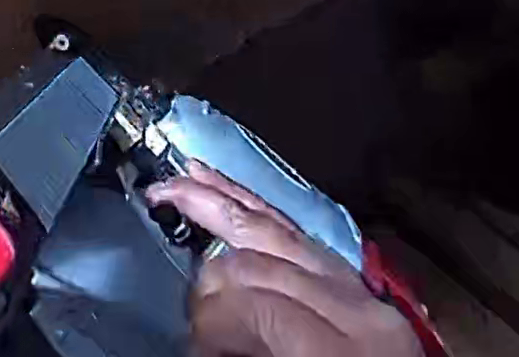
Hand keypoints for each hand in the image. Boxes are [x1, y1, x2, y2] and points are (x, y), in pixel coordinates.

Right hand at [146, 162, 420, 356]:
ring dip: (222, 199)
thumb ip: (250, 354)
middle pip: (263, 254)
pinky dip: (253, 205)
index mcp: (349, 349)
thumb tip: (195, 336)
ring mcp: (358, 287)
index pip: (261, 306)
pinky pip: (293, 230)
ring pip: (276, 226)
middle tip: (160, 226)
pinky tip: (225, 188)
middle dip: (208, 254)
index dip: (211, 318)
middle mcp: (356, 306)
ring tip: (179, 179)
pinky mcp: (354, 282)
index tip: (188, 341)